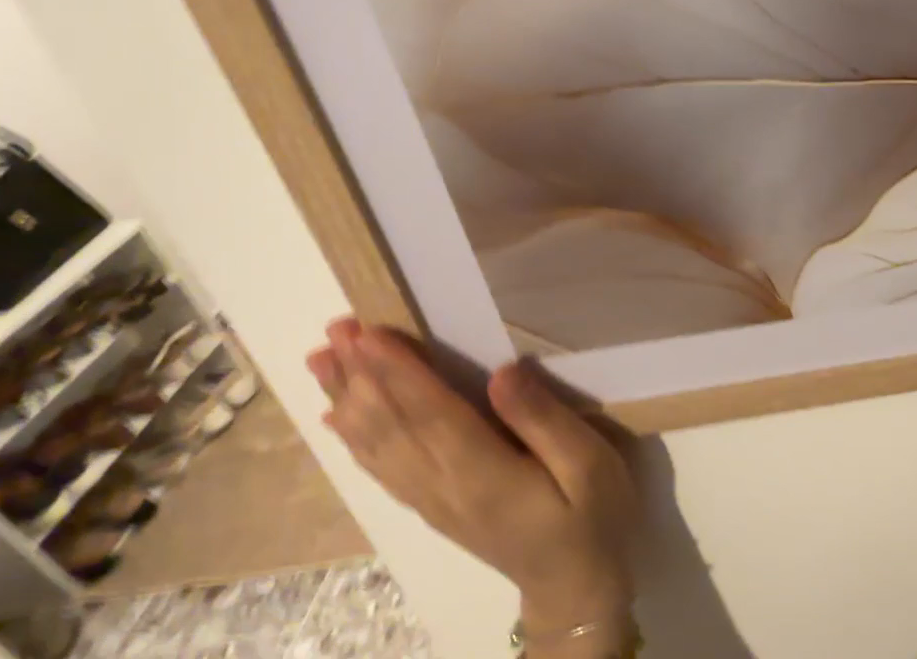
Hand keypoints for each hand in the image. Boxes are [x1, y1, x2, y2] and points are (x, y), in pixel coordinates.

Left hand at [307, 319, 636, 648]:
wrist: (576, 587)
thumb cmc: (593, 519)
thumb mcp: (590, 465)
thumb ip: (545, 420)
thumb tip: (503, 374)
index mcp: (482, 474)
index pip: (430, 413)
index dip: (399, 372)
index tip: (370, 333)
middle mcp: (443, 487)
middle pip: (392, 425)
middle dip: (362, 374)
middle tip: (337, 327)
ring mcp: (432, 501)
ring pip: (378, 444)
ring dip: (349, 398)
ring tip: (323, 358)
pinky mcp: (433, 508)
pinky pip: (383, 467)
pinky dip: (356, 438)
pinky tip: (339, 417)